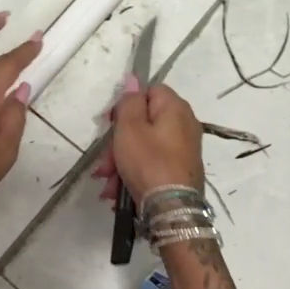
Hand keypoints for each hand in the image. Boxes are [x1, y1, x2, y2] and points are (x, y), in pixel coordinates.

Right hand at [108, 78, 204, 200]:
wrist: (172, 210)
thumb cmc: (148, 162)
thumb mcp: (130, 128)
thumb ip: (129, 101)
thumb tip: (133, 78)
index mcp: (175, 108)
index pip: (149, 91)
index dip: (126, 104)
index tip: (109, 122)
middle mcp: (184, 125)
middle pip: (144, 122)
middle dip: (118, 142)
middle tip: (104, 161)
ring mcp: (183, 150)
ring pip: (144, 146)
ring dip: (120, 162)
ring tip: (107, 183)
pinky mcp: (180, 171)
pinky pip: (152, 164)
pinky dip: (134, 173)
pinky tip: (117, 192)